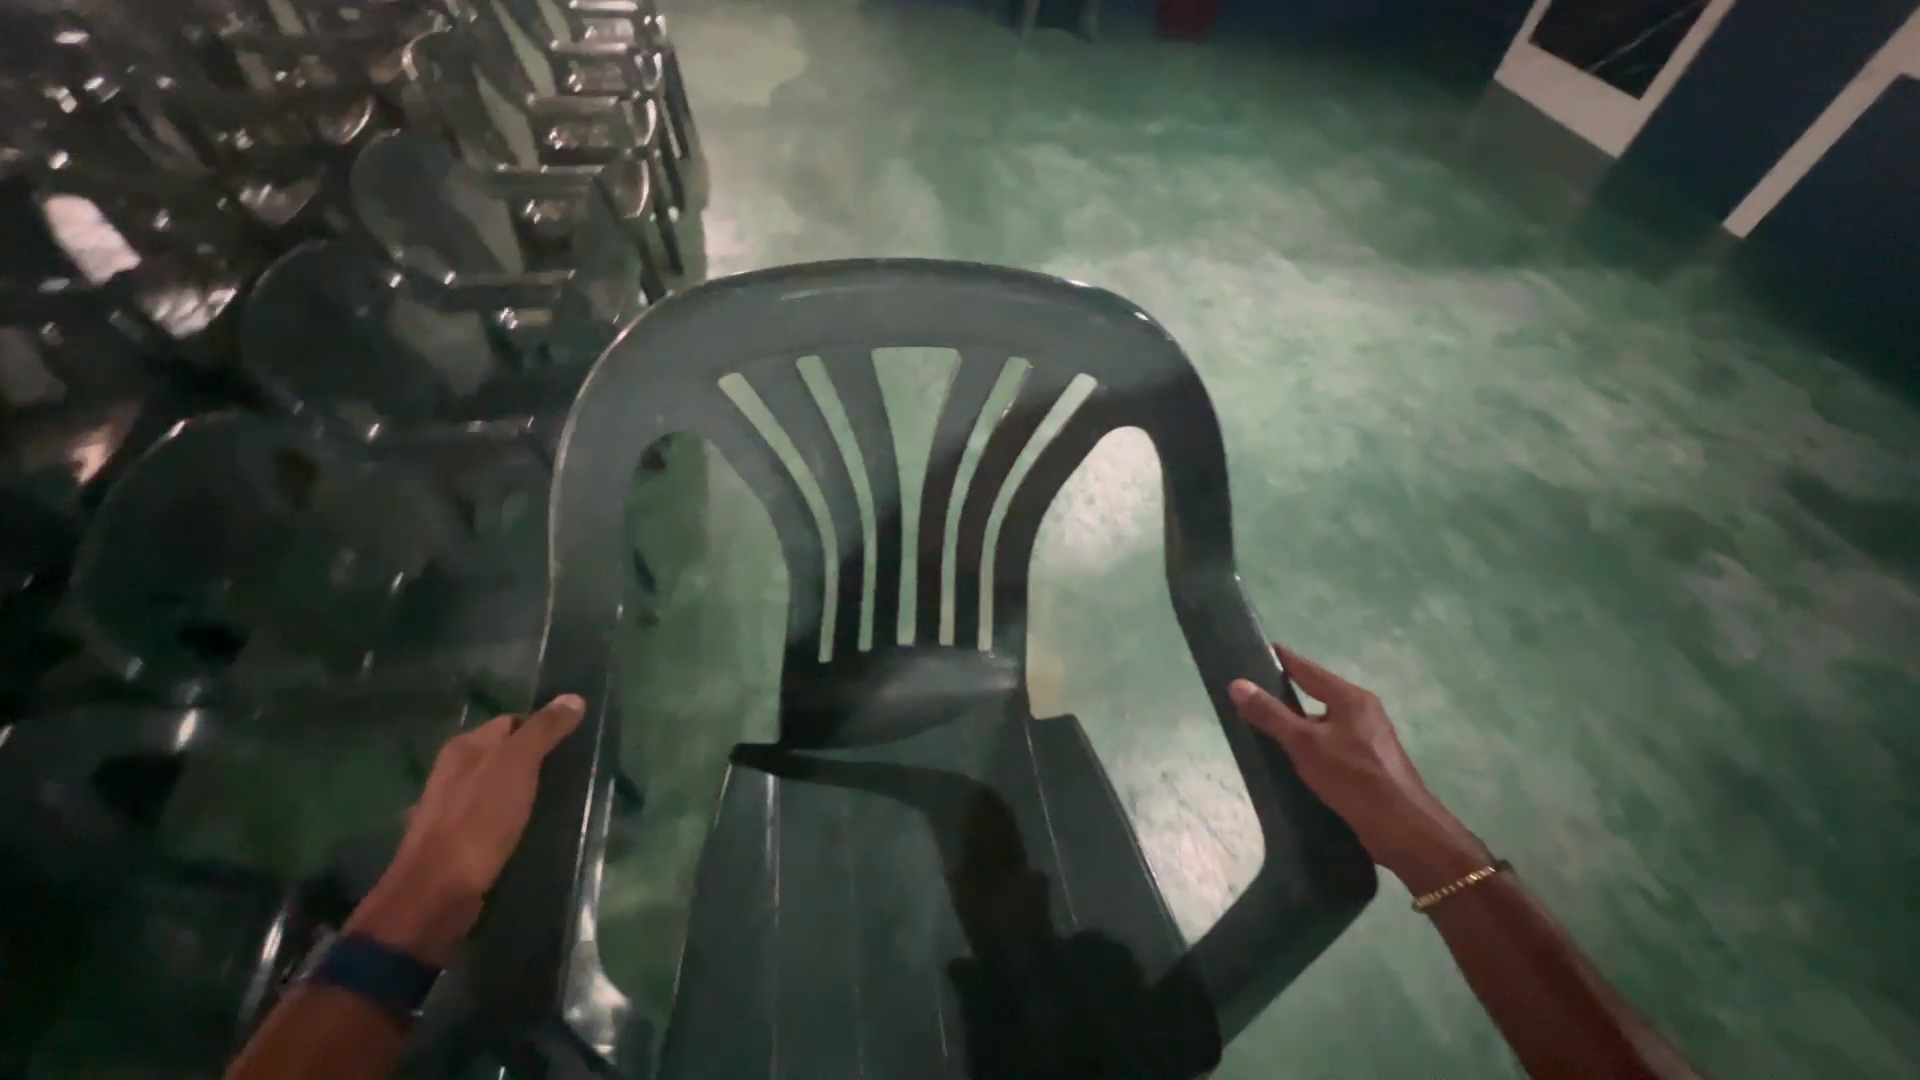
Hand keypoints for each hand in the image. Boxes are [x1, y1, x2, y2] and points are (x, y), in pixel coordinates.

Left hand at [344, 694, 585, 964]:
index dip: (544, 727)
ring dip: (530, 790)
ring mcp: (454, 808)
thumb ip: (543, 731)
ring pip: (503, 786)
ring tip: (564, 799)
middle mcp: (454, 772)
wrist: (436, 894)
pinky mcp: (461, 840)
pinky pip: (498, 816)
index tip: (575, 742)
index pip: (513, 721)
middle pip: (507, 753)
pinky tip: (536, 827)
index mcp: (464, 748)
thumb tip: (573, 697)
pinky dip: (518, 817)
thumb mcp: (515, 765)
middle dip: (539, 759)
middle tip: (575, 771)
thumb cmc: (477, 821)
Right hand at [1230, 647, 1490, 894]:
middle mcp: (1363, 710)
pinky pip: (1332, 741)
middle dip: (1286, 693)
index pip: (1307, 669)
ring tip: (1265, 728)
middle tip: (1251, 694)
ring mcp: (1369, 737)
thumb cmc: (1353, 778)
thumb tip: (1237, 684)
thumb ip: (1270, 714)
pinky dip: (1311, 743)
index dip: (1281, 659)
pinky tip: (1293, 758)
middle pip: (1316, 693)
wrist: (1403, 829)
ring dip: (1298, 722)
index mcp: (1350, 697)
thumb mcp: (1304, 744)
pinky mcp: (1370, 762)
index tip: (1255, 650)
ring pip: (1324, 721)